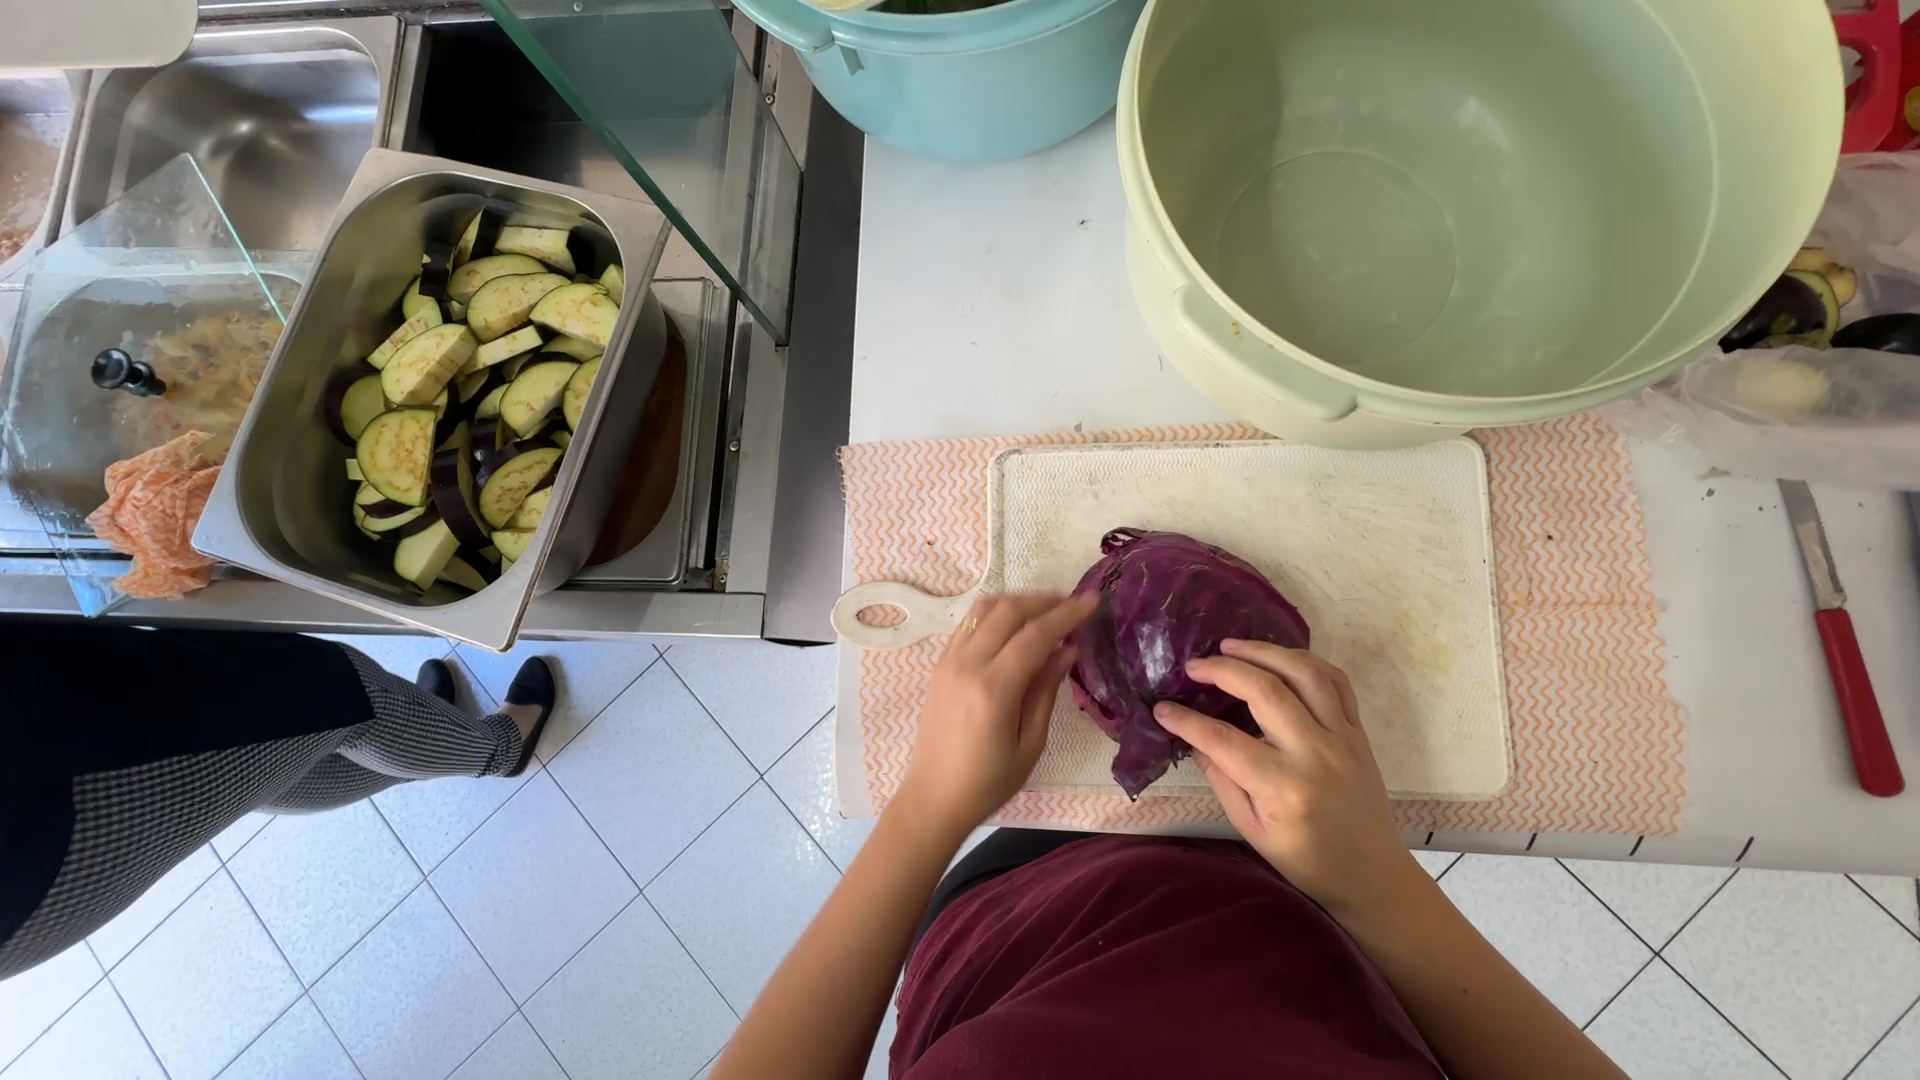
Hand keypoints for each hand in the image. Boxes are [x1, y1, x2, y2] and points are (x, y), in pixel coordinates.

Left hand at [896, 592, 1097, 838]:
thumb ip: (1046, 690)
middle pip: (1008, 611)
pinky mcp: (939, 665)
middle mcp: (967, 665)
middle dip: (1043, 601)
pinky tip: (1014, 626)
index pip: (1035, 635)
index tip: (1092, 600)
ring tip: (1045, 610)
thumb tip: (1068, 649)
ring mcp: (948, 661)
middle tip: (1072, 604)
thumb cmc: (988, 781)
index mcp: (993, 689)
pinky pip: (968, 624)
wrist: (934, 796)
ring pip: (983, 610)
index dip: (1066, 614)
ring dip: (1017, 602)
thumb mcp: (1030, 743)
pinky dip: (994, 615)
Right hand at [1153, 640, 1422, 915]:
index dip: (1186, 721)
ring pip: (1304, 673)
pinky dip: (1305, 660)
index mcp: (1283, 787)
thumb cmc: (1305, 859)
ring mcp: (1342, 737)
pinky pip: (1336, 680)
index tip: (1161, 708)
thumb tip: (1193, 738)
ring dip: (1264, 651)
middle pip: (1265, 691)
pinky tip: (1277, 657)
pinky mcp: (1358, 730)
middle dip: (1222, 670)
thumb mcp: (1251, 828)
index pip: (1222, 740)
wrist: (1372, 873)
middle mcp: (1315, 754)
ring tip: (1230, 646)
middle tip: (1193, 666)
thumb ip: (1221, 778)